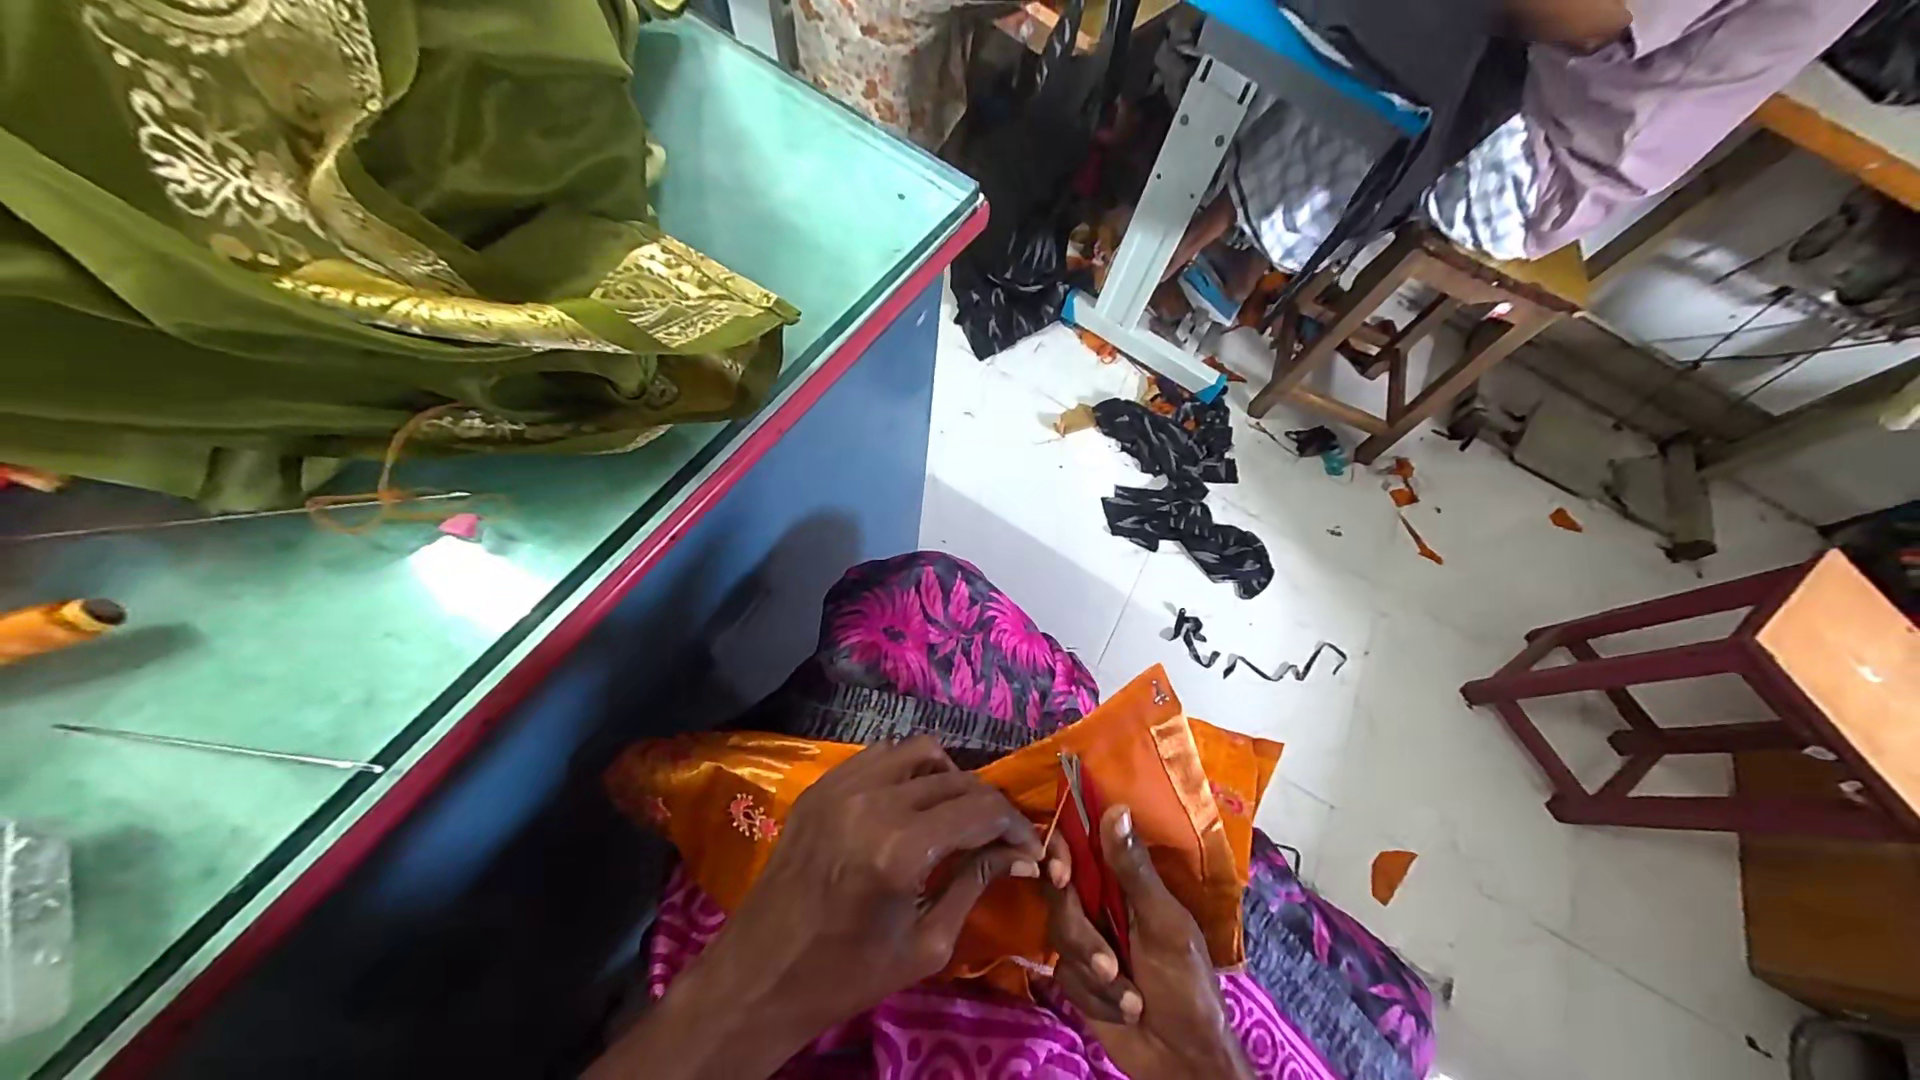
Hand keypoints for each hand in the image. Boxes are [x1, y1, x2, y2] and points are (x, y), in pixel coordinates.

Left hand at [589, 737, 1043, 1079]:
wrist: (759, 975)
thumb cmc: (846, 975)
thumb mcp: (926, 943)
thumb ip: (974, 882)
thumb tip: (1020, 852)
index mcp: (900, 849)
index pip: (981, 809)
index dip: (1015, 824)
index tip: (1028, 844)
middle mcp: (872, 801)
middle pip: (956, 777)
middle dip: (987, 804)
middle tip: (997, 834)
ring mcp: (841, 785)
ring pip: (920, 750)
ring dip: (948, 778)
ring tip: (952, 814)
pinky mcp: (822, 784)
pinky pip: (880, 755)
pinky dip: (907, 770)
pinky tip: (909, 803)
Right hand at [1044, 804, 1255, 1079]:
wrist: (1183, 1061)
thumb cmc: (1187, 984)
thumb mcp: (1165, 924)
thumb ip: (1134, 870)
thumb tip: (1117, 808)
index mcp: (1122, 878)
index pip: (1077, 844)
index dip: (1059, 851)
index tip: (1061, 873)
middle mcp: (1097, 898)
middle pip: (1058, 891)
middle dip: (1082, 932)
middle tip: (1107, 964)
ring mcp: (1084, 935)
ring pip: (1060, 932)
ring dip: (1094, 971)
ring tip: (1131, 997)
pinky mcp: (1074, 972)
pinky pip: (1064, 972)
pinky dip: (1095, 996)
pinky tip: (1123, 1009)